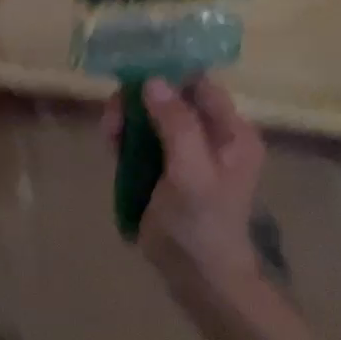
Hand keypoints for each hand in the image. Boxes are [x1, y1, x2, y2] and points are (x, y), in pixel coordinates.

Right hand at [103, 76, 265, 291]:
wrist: (196, 276)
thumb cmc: (202, 224)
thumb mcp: (192, 173)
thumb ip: (176, 125)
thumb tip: (152, 80)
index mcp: (230, 133)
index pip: (199, 83)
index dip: (169, 69)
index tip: (132, 64)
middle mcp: (209, 134)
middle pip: (167, 93)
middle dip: (137, 97)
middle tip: (116, 113)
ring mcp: (182, 149)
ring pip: (146, 111)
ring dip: (124, 116)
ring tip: (110, 134)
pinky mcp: (159, 163)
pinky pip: (137, 133)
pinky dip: (121, 133)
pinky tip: (110, 144)